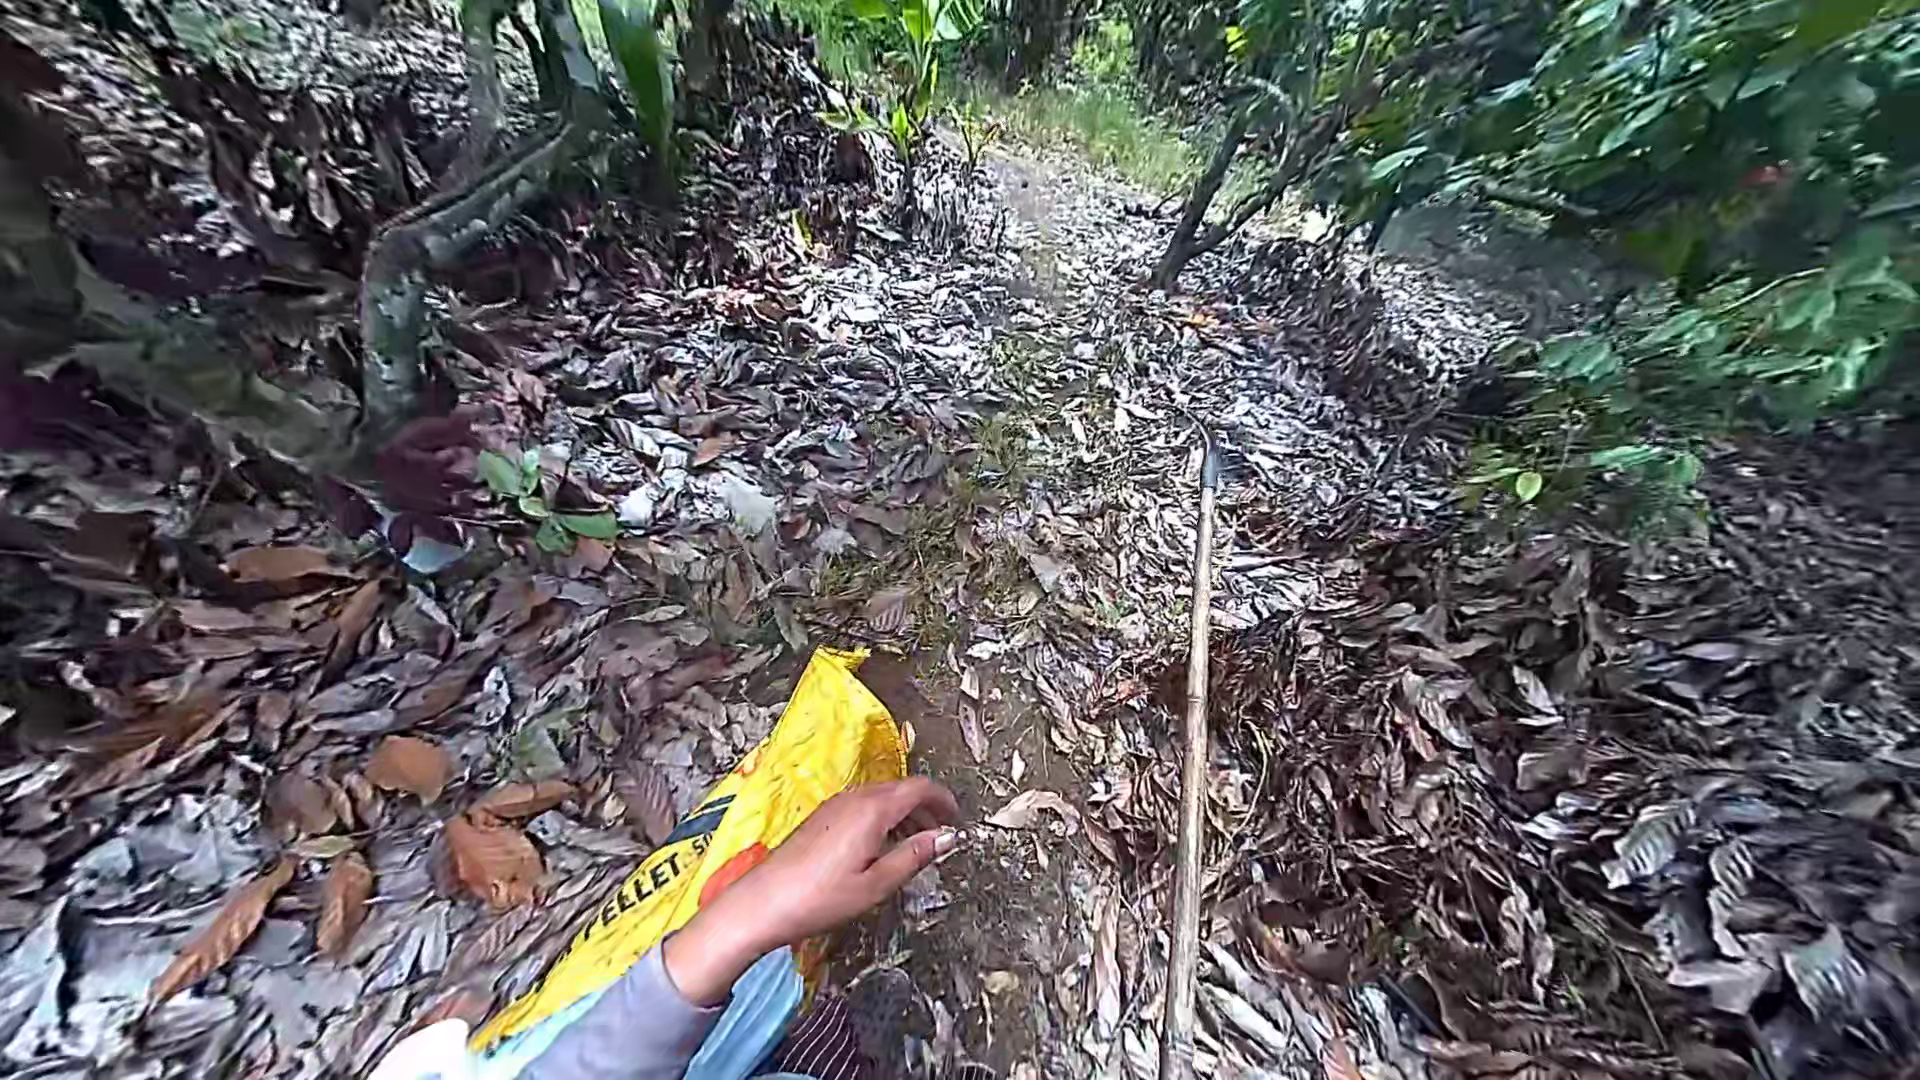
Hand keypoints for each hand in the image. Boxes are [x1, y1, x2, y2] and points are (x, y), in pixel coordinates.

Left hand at [663, 778, 959, 1004]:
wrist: (763, 902)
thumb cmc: (819, 897)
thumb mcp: (877, 883)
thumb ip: (914, 856)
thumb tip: (945, 838)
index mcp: (873, 808)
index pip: (920, 787)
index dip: (944, 799)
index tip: (957, 817)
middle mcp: (856, 796)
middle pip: (903, 789)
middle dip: (928, 807)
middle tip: (942, 833)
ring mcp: (838, 803)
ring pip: (885, 796)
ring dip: (907, 813)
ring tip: (917, 843)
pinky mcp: (826, 815)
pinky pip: (866, 804)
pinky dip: (886, 817)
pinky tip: (884, 845)